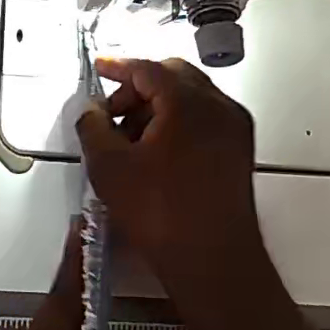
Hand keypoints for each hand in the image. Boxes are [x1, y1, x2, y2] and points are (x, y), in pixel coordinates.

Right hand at [74, 57, 260, 277]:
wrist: (213, 263)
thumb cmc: (163, 214)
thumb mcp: (109, 166)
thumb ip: (92, 126)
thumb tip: (91, 111)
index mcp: (190, 103)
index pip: (148, 69)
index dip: (118, 66)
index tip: (100, 68)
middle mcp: (219, 109)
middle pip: (173, 77)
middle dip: (138, 87)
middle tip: (111, 109)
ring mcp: (234, 131)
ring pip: (190, 97)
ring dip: (156, 105)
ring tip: (128, 135)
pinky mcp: (238, 153)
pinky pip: (203, 119)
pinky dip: (176, 121)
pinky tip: (153, 150)